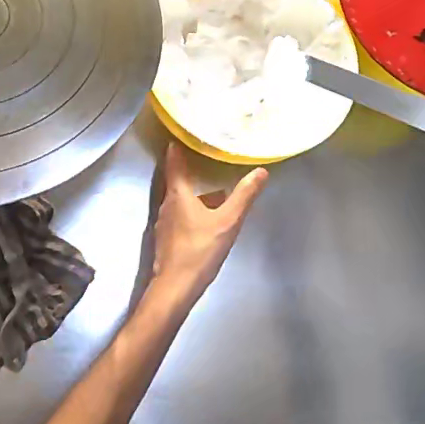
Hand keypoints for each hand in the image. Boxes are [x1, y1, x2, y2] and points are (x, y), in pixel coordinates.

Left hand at [150, 143, 267, 301]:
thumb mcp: (228, 221)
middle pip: (175, 180)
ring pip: (177, 199)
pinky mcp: (166, 239)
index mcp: (177, 194)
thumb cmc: (199, 250)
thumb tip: (261, 171)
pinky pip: (178, 215)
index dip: (177, 148)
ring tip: (212, 189)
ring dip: (191, 192)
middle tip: (203, 157)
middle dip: (187, 168)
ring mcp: (164, 223)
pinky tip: (206, 218)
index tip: (182, 135)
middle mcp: (166, 204)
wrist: (174, 288)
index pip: (174, 163)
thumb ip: (244, 196)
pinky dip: (189, 209)